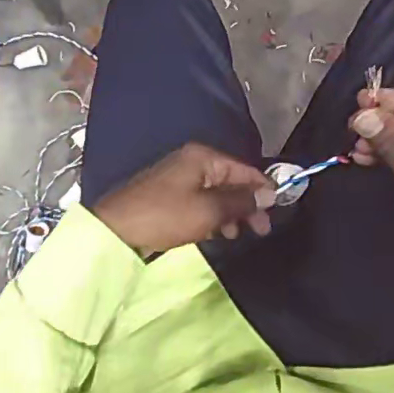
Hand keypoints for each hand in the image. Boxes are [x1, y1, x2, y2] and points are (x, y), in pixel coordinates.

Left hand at [91, 143, 275, 255]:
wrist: (116, 230)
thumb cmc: (165, 216)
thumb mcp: (209, 210)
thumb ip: (241, 201)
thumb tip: (269, 194)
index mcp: (202, 157)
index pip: (244, 169)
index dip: (263, 189)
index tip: (276, 212)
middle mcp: (192, 162)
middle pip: (231, 181)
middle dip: (247, 204)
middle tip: (260, 230)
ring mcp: (179, 179)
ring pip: (217, 194)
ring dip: (230, 213)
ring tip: (237, 234)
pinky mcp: (170, 197)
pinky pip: (201, 204)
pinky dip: (212, 217)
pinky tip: (217, 234)